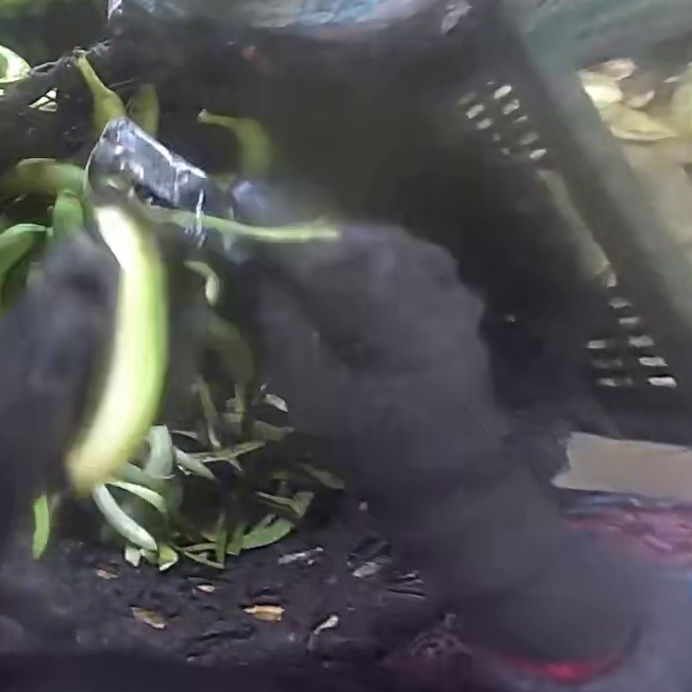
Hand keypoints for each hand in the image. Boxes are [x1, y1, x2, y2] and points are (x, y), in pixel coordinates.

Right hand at [236, 184, 640, 665]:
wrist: (450, 475)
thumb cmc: (368, 438)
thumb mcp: (305, 388)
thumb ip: (279, 321)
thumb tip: (255, 271)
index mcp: (381, 311)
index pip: (312, 253)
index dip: (269, 235)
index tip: (236, 216)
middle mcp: (419, 288)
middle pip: (352, 234)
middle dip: (305, 231)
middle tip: (268, 240)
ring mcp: (446, 292)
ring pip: (384, 240)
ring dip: (339, 239)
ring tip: (305, 251)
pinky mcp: (455, 301)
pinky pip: (410, 256)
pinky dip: (373, 252)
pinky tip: (353, 268)